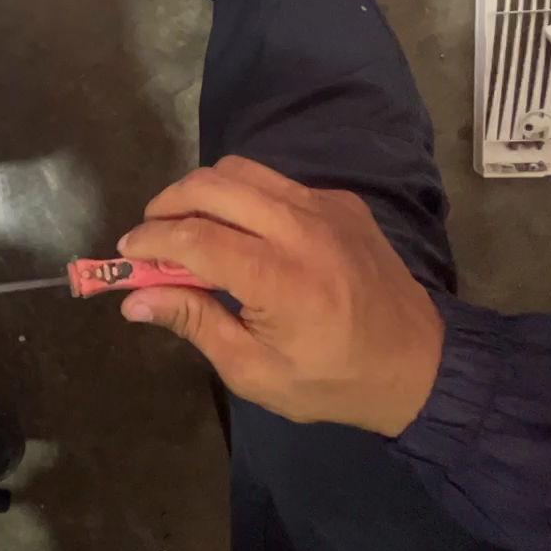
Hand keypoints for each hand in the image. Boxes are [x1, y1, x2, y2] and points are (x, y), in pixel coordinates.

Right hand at [117, 156, 443, 436]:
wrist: (424, 366)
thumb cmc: (332, 380)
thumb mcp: (253, 370)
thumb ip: (193, 323)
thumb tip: (132, 300)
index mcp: (281, 279)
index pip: (195, 237)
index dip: (150, 240)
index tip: (127, 253)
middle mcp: (301, 230)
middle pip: (210, 185)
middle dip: (166, 203)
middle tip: (150, 234)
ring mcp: (324, 208)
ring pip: (238, 170)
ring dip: (200, 192)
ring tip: (188, 225)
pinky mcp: (339, 200)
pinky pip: (272, 180)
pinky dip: (241, 195)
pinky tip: (242, 230)